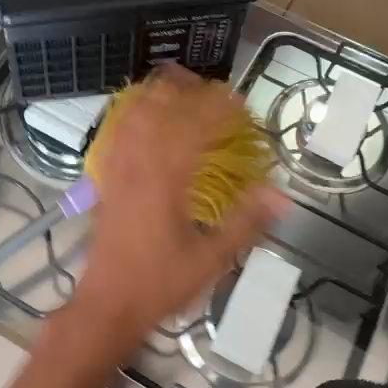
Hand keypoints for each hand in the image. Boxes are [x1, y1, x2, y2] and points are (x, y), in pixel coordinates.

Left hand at [70, 63, 288, 345]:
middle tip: (215, 90)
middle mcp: (139, 164)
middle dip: (189, 92)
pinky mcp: (104, 179)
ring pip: (134, 114)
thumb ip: (246, 223)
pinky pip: (115, 132)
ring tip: (181, 84)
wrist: (108, 303)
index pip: (196, 127)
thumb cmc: (161, 283)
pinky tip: (141, 110)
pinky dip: (131, 113)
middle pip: (161, 110)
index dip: (220, 108)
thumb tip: (282, 195)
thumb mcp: (212, 258)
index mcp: (167, 179)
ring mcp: (117, 169)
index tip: (242, 102)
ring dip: (158, 94)